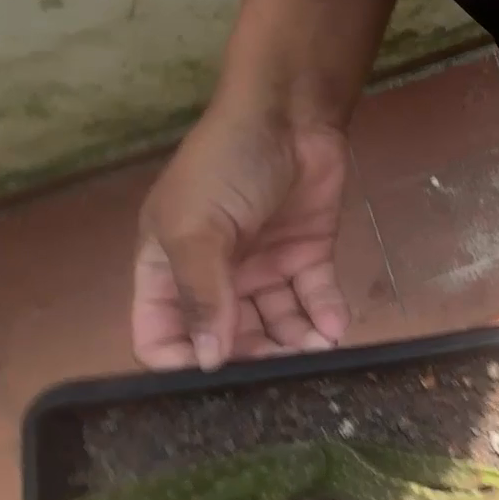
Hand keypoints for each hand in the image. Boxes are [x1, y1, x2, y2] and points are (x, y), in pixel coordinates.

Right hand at [132, 104, 352, 370]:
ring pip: (278, 319)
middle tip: (281, 373)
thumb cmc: (226, 168)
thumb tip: (205, 357)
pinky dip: (325, 313)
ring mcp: (266, 265)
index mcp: (169, 270)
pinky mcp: (310, 252)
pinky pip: (316, 294)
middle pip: (230, 333)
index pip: (163, 331)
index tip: (212, 378)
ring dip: (294, 341)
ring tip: (316, 355)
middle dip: (253, 355)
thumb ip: (203, 293)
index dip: (181, 358)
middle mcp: (218, 274)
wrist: (290, 121)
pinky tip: (335, 329)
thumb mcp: (196, 229)